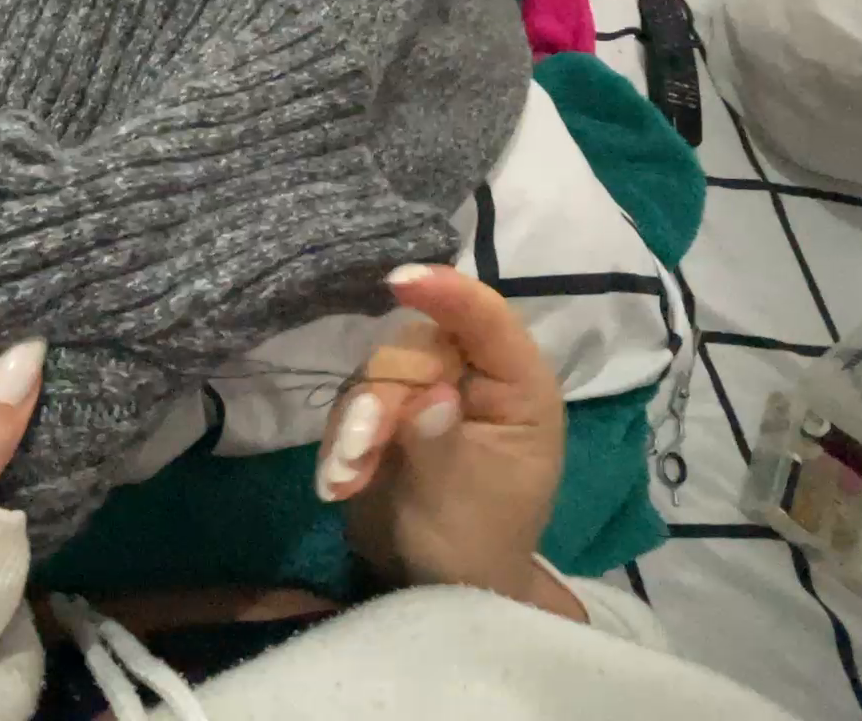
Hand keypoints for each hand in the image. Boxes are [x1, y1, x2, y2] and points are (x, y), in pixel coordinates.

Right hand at [315, 266, 577, 616]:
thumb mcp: (459, 506)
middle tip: (364, 449)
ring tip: (351, 476)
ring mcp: (423, 385)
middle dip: (384, 396)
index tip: (400, 281)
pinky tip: (343, 478)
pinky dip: (343, 436)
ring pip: (376, 369)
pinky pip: (352, 397)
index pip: (488, 320)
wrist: (432, 580)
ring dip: (357, 423)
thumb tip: (430, 395)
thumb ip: (440, 446)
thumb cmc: (470, 545)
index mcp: (517, 390)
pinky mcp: (384, 403)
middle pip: (415, 345)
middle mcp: (470, 375)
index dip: (447, 294)